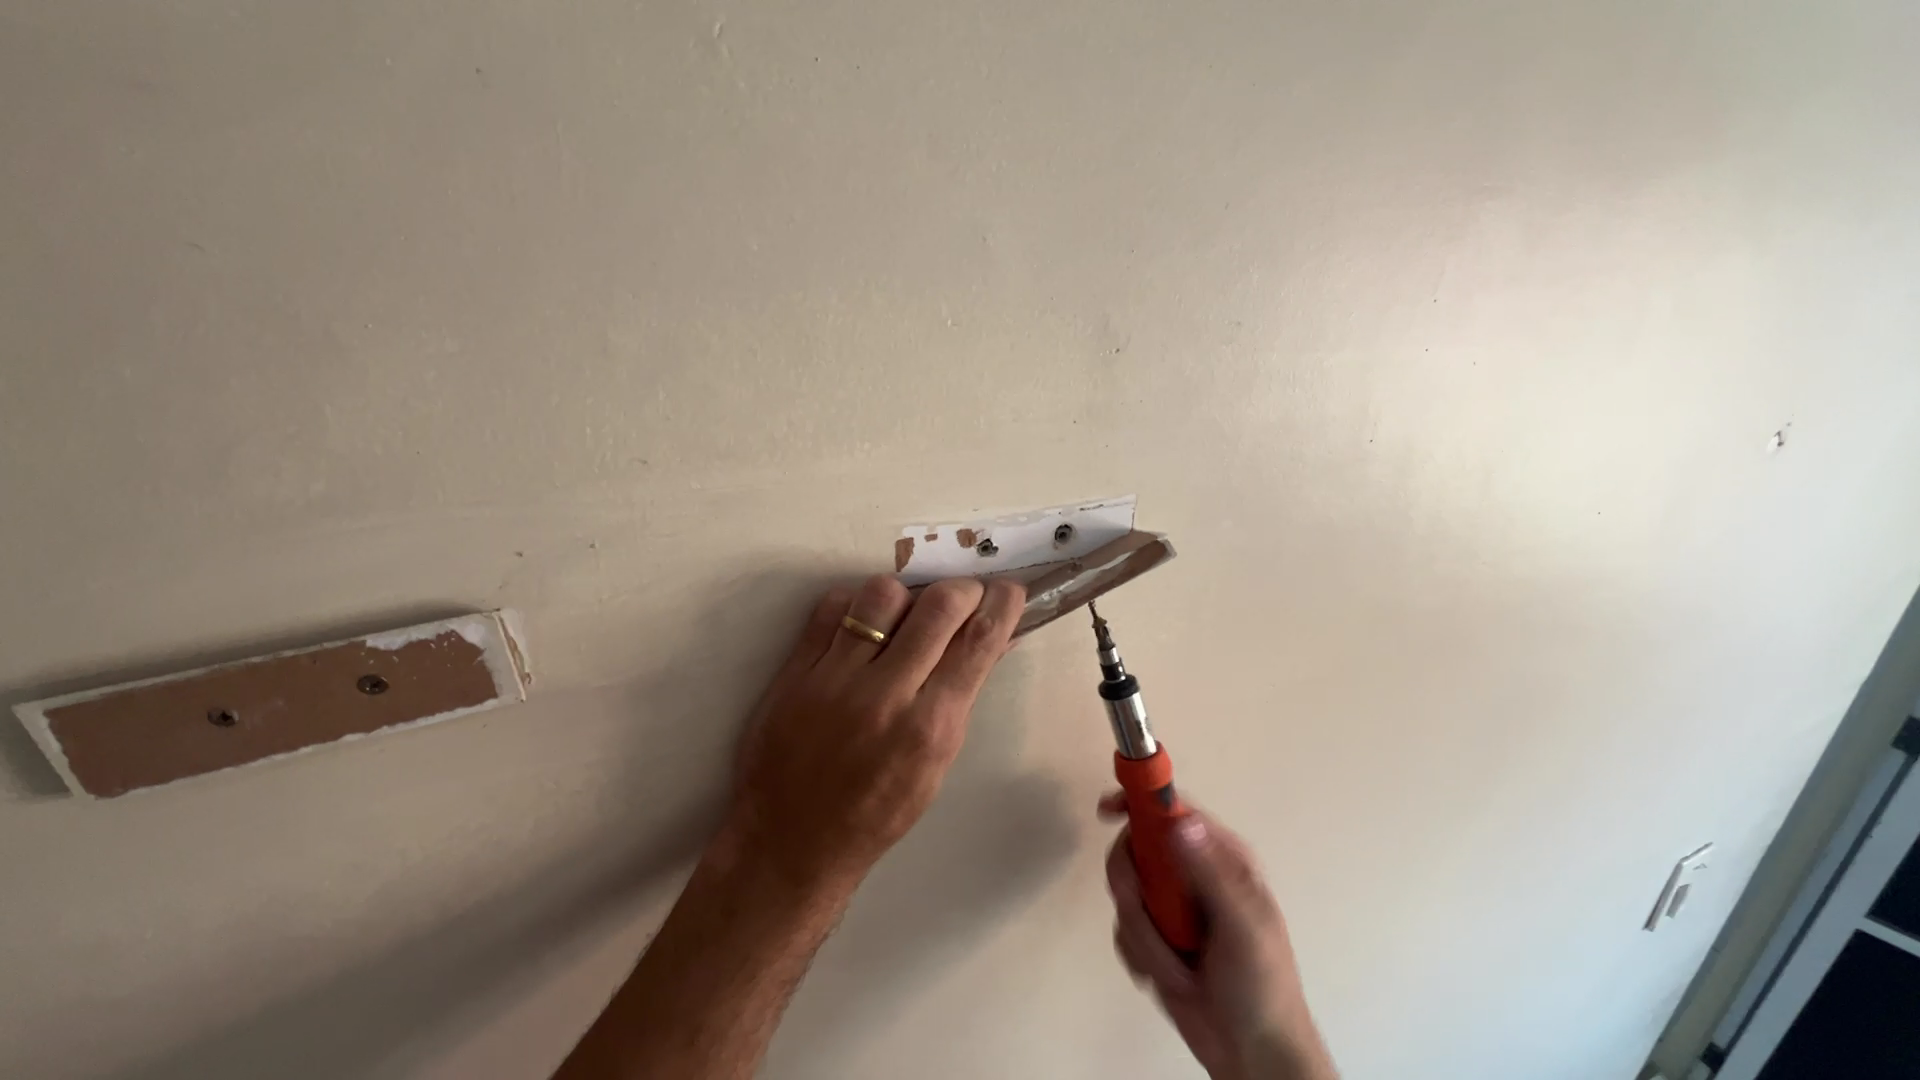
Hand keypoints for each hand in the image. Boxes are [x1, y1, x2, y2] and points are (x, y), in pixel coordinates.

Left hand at [724, 574, 1025, 895]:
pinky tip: (861, 624)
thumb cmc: (877, 813)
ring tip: (905, 615)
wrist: (793, 842)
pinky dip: (855, 605)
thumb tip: (995, 641)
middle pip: (939, 605)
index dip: (1002, 604)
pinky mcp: (795, 671)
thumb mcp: (935, 764)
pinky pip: (832, 608)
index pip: (979, 641)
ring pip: (882, 594)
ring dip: (905, 595)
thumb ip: (960, 698)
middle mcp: (886, 695)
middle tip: (963, 597)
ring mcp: (835, 679)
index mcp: (931, 727)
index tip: (1008, 591)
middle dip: (963, 589)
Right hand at [1102, 796, 1337, 1079]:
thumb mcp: (1243, 925)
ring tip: (1177, 961)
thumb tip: (1179, 823)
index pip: (1173, 811)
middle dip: (1135, 888)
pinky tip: (1170, 974)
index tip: (1109, 810)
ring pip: (1126, 894)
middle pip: (1136, 849)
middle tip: (1147, 912)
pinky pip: (1123, 930)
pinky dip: (1141, 955)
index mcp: (1222, 859)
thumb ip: (1210, 873)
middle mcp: (1193, 874)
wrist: (1252, 1052)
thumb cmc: (1261, 984)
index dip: (1139, 802)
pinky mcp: (1153, 936)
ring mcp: (1171, 906)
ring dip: (1145, 934)